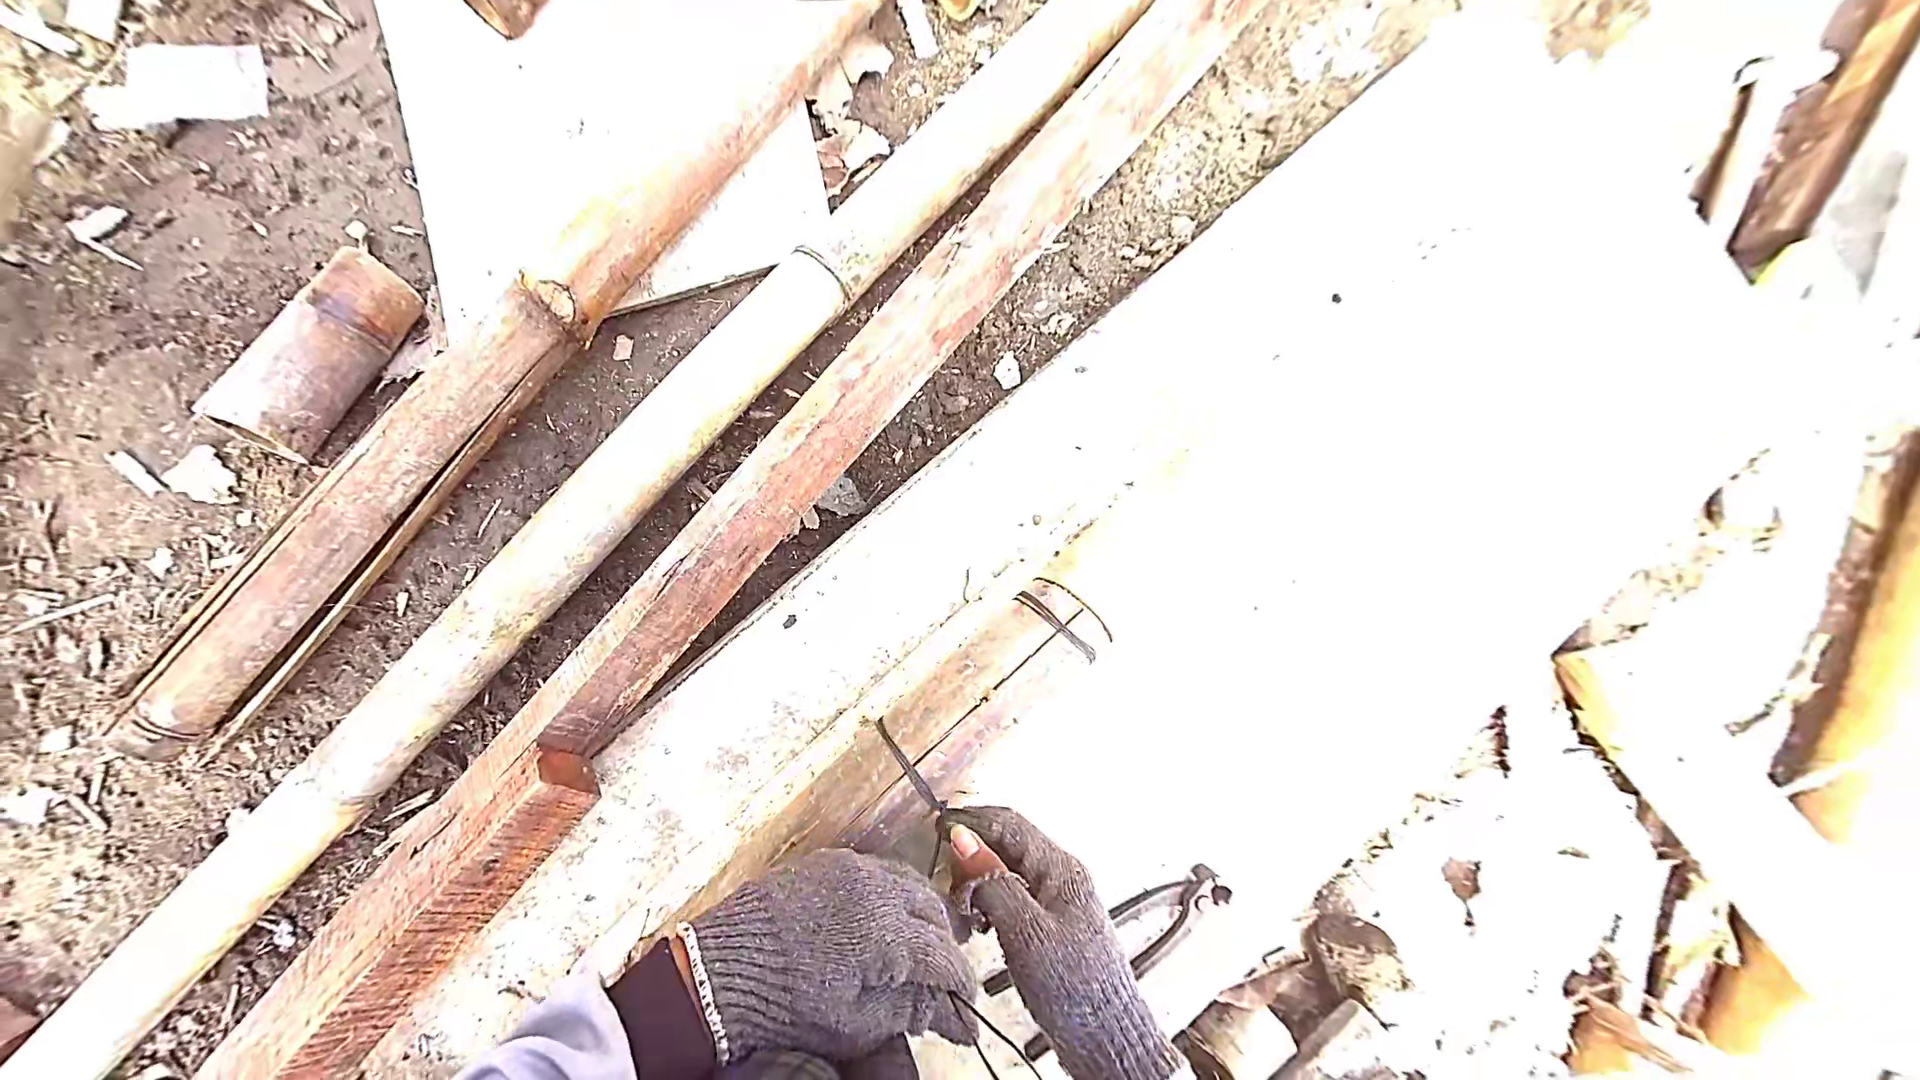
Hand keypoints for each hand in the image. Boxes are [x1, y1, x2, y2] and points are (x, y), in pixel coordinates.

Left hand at [689, 849, 977, 1062]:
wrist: (722, 968)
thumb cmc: (782, 1003)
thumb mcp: (851, 1023)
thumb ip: (906, 1010)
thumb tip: (944, 1009)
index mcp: (883, 931)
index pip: (941, 955)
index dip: (959, 987)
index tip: (965, 1015)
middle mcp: (876, 888)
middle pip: (934, 911)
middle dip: (946, 947)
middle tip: (945, 983)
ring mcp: (854, 867)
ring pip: (912, 884)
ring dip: (924, 916)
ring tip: (921, 950)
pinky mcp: (834, 860)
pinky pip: (882, 871)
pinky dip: (896, 895)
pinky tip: (891, 921)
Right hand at [946, 807, 1179, 1079]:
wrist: (1108, 1040)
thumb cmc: (1073, 987)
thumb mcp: (1024, 931)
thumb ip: (992, 881)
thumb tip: (962, 840)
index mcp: (1059, 867)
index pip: (1009, 824)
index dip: (972, 821)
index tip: (940, 826)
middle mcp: (1060, 875)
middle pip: (1009, 843)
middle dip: (974, 850)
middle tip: (946, 870)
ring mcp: (1057, 899)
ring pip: (1009, 869)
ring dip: (980, 877)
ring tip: (959, 898)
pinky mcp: (1051, 924)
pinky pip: (1014, 895)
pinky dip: (991, 898)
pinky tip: (979, 919)